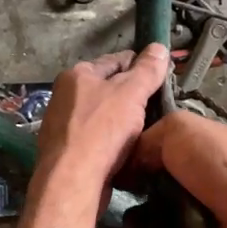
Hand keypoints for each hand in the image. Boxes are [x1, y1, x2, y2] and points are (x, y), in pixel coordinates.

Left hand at [33, 45, 170, 189]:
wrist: (73, 180)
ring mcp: (64, 124)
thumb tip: (159, 47)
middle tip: (159, 107)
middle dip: (133, 96)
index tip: (162, 80)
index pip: (116, 60)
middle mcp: (66, 95)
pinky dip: (113, 140)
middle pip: (109, 88)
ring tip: (148, 129)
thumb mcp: (131, 93)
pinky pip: (97, 137)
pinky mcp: (67, 150)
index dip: (141, 67)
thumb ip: (147, 70)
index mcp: (77, 74)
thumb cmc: (101, 130)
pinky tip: (129, 149)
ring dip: (124, 121)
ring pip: (104, 115)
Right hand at [132, 111, 226, 227]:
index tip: (112, 185)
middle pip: (152, 204)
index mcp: (191, 154)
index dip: (131, 173)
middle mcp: (196, 187)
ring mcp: (201, 223)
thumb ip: (146, 142)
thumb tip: (125, 167)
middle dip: (133, 216)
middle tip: (123, 224)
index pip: (152, 162)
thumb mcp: (179, 130)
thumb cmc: (219, 164)